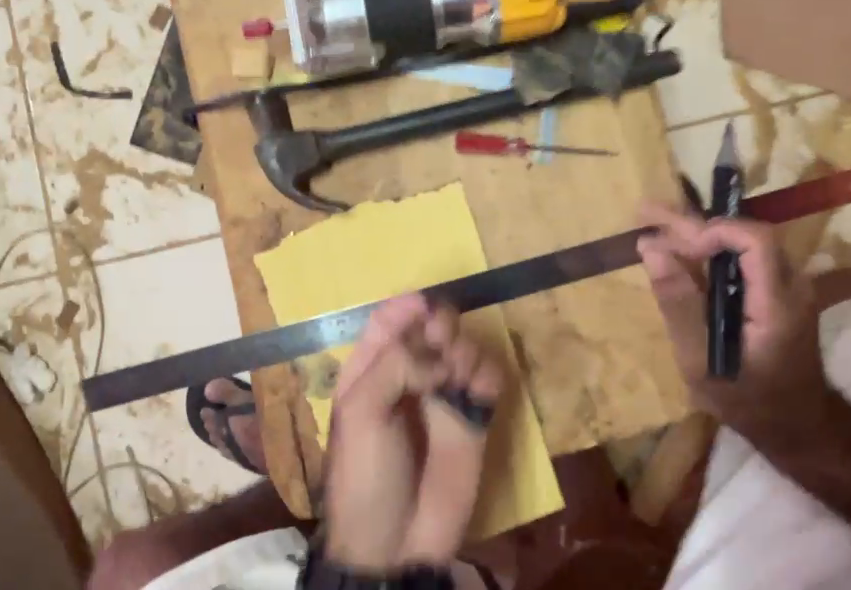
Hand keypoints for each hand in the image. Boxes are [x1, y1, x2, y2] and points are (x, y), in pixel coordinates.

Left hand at [323, 294, 503, 570]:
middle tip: (443, 344)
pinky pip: (489, 380)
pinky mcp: (475, 418)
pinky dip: (488, 376)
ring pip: (464, 348)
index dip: (407, 306)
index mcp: (371, 369)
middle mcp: (409, 375)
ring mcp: (444, 396)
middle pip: (432, 326)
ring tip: (458, 378)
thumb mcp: (361, 412)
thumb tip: (438, 354)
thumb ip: (395, 365)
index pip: (389, 319)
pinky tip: (479, 393)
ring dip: (465, 351)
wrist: (395, 544)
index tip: (425, 305)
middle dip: (442, 324)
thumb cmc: (365, 474)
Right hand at [637, 203, 834, 442]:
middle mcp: (791, 285)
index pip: (755, 240)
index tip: (675, 247)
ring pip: (741, 242)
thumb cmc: (748, 402)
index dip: (713, 231)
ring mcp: (788, 286)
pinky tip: (676, 252)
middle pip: (743, 234)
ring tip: (652, 228)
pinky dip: (708, 252)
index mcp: (778, 304)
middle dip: (691, 224)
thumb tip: (651, 248)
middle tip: (644, 214)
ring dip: (696, 235)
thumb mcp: (701, 363)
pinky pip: (743, 257)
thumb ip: (678, 303)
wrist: (798, 427)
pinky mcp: (778, 291)